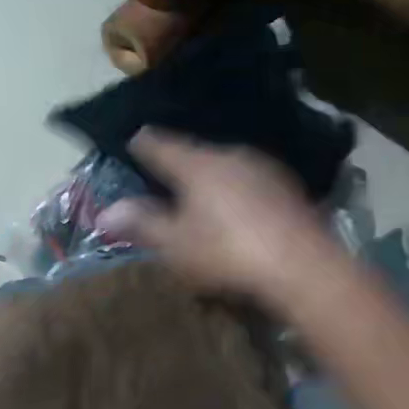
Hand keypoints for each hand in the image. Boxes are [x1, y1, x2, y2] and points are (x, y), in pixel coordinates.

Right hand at [97, 128, 339, 303]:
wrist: (303, 267)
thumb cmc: (227, 253)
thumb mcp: (175, 245)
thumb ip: (141, 225)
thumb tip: (105, 213)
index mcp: (196, 164)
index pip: (159, 144)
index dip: (142, 144)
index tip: (133, 142)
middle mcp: (229, 155)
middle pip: (194, 152)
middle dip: (177, 163)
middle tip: (162, 176)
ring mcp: (262, 167)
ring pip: (224, 165)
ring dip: (209, 177)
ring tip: (198, 194)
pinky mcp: (286, 186)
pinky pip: (248, 180)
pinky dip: (235, 189)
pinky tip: (236, 210)